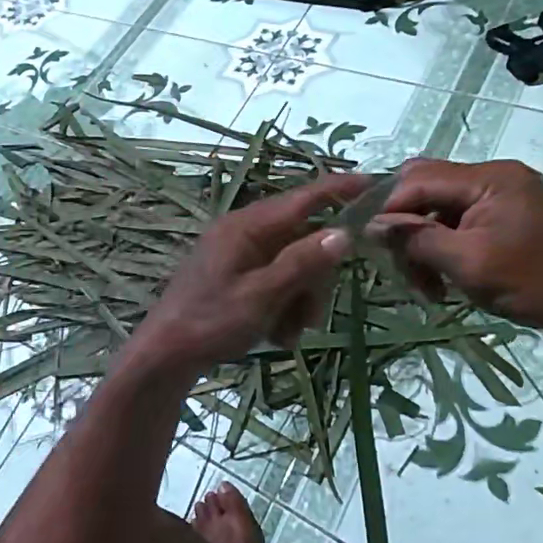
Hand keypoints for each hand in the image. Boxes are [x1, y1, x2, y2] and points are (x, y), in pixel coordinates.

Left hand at [125, 173, 368, 373]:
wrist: (166, 356)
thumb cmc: (210, 322)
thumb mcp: (261, 296)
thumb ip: (302, 263)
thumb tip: (343, 233)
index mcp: (247, 227)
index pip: (304, 198)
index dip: (341, 190)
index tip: (376, 186)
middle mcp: (245, 233)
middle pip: (304, 240)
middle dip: (315, 279)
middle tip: (310, 317)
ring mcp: (240, 255)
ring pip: (295, 266)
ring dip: (301, 300)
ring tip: (287, 333)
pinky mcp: (237, 276)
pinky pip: (277, 281)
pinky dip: (284, 306)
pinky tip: (276, 334)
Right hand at [373, 159, 542, 340]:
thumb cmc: (536, 283)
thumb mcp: (470, 263)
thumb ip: (418, 239)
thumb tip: (372, 225)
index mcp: (490, 177)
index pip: (420, 179)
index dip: (388, 207)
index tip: (367, 240)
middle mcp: (494, 177)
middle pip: (427, 189)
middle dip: (405, 225)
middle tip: (394, 262)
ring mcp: (501, 197)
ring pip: (439, 210)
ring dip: (423, 244)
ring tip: (425, 285)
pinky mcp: (504, 218)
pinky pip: (458, 224)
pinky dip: (443, 249)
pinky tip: (442, 280)